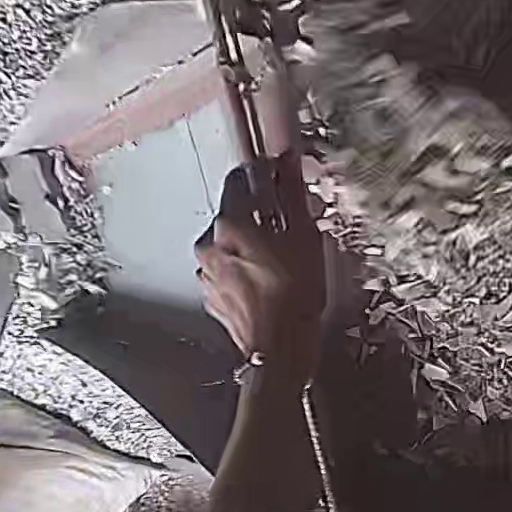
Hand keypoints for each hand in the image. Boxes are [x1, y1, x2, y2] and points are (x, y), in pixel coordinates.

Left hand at [196, 151, 325, 380]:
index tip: (279, 182)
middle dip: (259, 219)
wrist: (281, 350)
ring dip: (250, 249)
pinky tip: (268, 286)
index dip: (263, 178)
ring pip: (230, 249)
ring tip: (280, 265)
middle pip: (233, 217)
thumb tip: (287, 161)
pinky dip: (244, 274)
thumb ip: (292, 195)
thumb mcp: (303, 237)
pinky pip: (228, 275)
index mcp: (228, 225)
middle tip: (288, 232)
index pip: (239, 182)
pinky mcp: (214, 300)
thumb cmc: (294, 295)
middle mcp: (209, 247)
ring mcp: (208, 277)